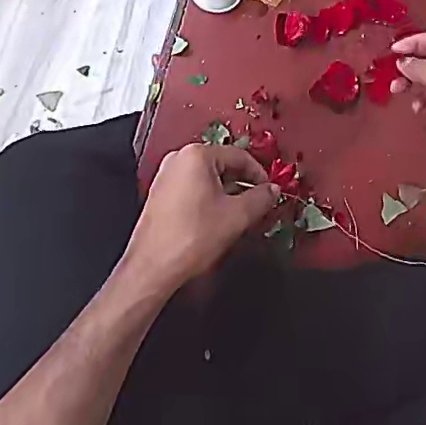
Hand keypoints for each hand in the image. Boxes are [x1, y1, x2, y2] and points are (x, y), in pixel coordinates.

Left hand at [121, 144, 278, 292]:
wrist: (152, 268)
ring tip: (239, 215)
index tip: (269, 190)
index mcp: (196, 156)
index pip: (239, 156)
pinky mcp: (160, 195)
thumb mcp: (237, 216)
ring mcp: (166, 176)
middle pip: (223, 165)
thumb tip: (272, 190)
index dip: (259, 174)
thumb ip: (261, 198)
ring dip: (227, 193)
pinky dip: (209, 199)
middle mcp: (178, 159)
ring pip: (208, 178)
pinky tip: (217, 220)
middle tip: (257, 203)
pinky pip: (193, 188)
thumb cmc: (190, 238)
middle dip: (242, 185)